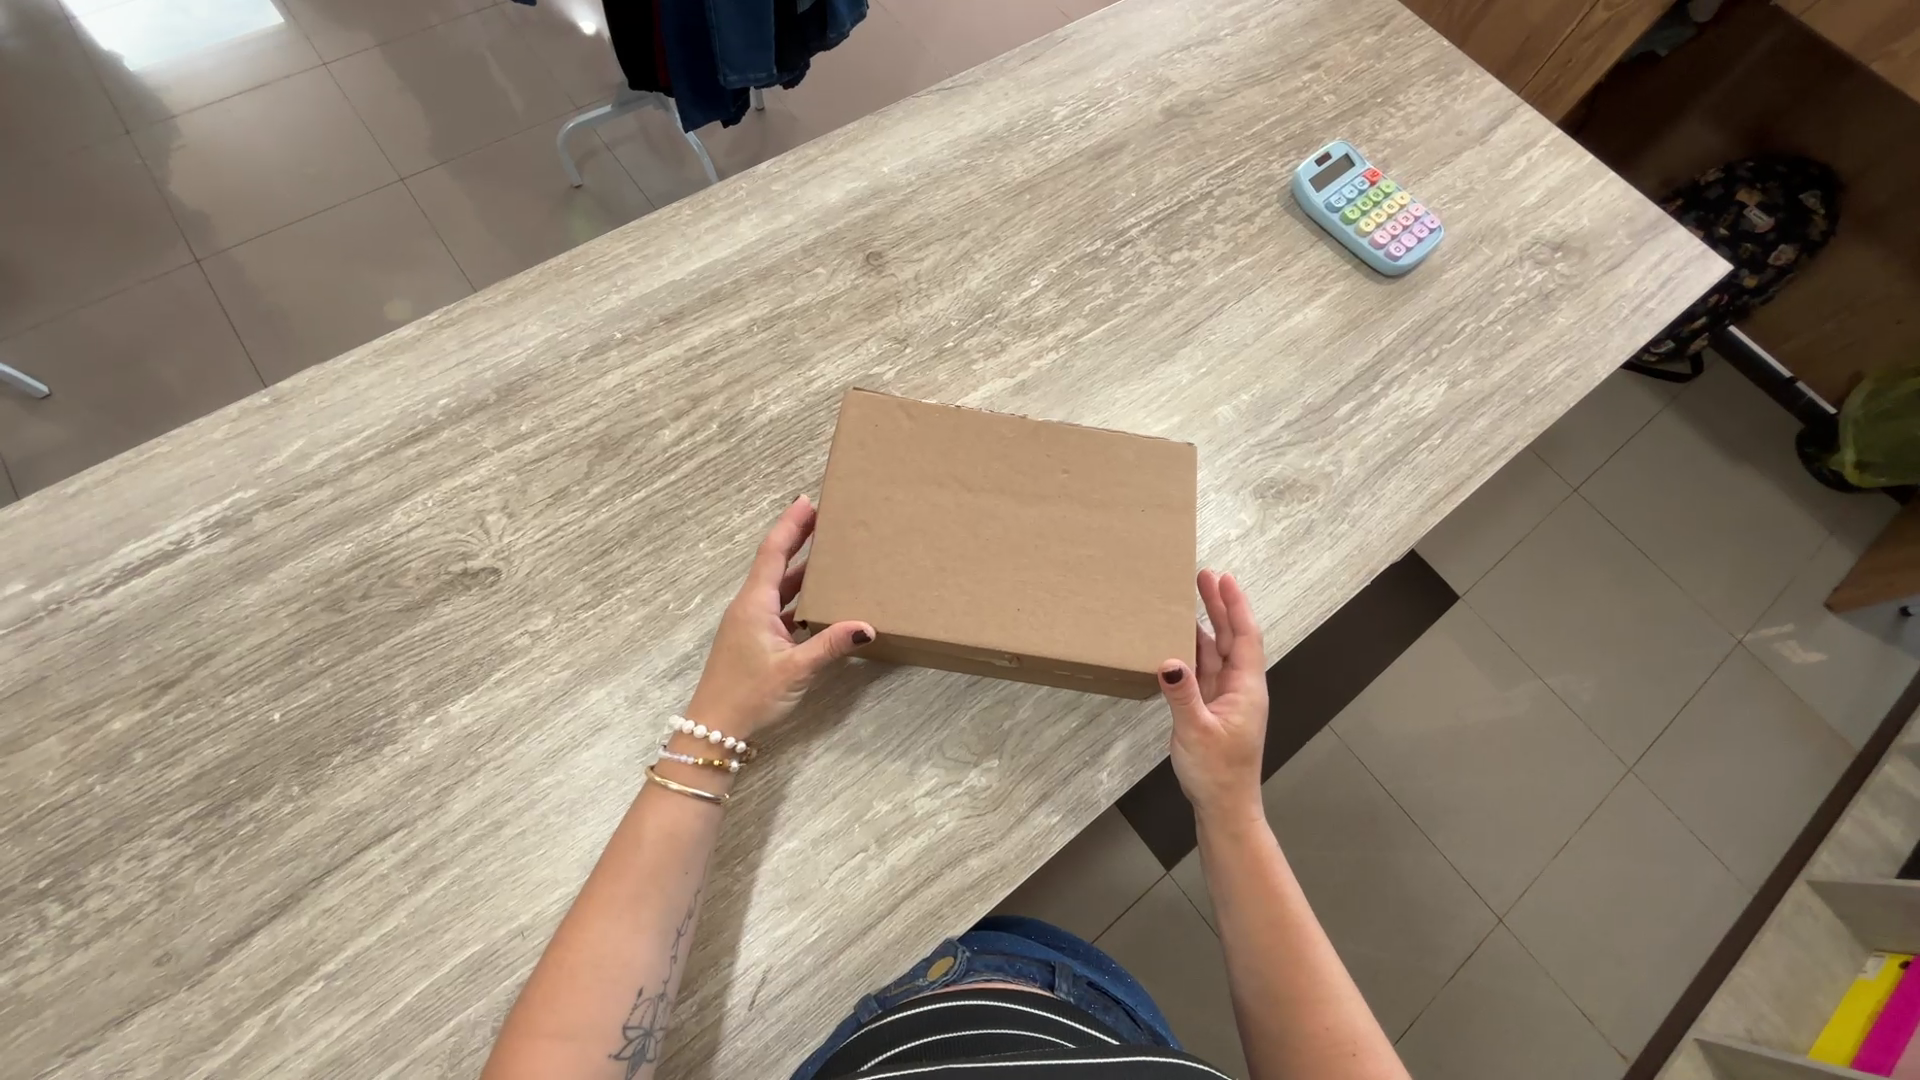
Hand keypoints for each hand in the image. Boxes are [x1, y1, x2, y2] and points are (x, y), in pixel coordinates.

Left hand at [684, 496, 873, 738]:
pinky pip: (781, 607)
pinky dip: (800, 597)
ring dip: (801, 569)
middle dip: (797, 538)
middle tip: (823, 517)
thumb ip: (830, 645)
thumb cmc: (750, 695)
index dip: (790, 525)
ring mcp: (751, 623)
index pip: (773, 553)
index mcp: (755, 604)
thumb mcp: (795, 669)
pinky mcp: (756, 639)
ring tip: (829, 553)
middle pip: (776, 563)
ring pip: (779, 586)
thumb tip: (866, 626)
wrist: (715, 728)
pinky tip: (821, 601)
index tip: (806, 501)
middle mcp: (751, 607)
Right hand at [1158, 570, 1268, 825]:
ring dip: (1205, 626)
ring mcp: (1225, 697)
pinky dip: (1191, 651)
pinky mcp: (1210, 707)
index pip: (1243, 637)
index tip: (1222, 578)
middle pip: (1230, 638)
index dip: (1234, 606)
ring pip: (1215, 652)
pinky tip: (1177, 641)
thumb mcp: (1196, 731)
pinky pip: (1202, 670)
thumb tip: (1168, 660)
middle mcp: (1239, 687)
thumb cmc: (1217, 772)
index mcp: (1246, 689)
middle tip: (1202, 576)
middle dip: (1219, 606)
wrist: (1224, 807)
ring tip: (1187, 600)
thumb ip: (1183, 695)